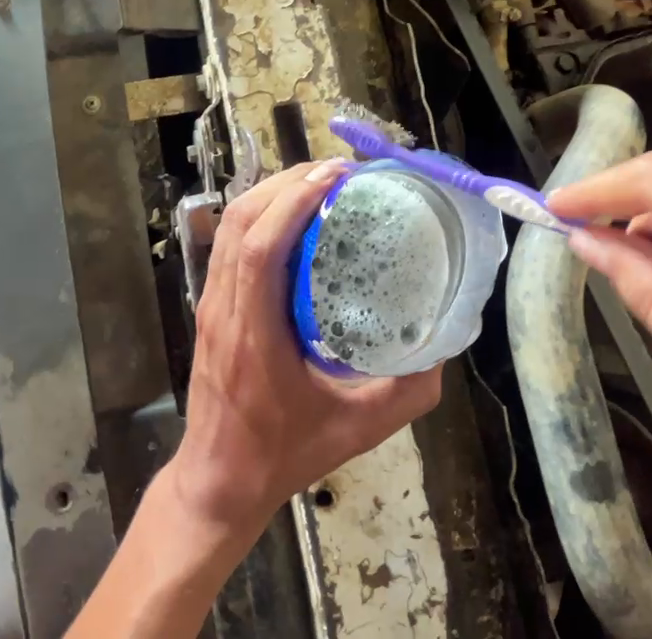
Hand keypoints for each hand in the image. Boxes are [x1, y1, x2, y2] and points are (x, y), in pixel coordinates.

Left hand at [167, 160, 443, 533]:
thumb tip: (441, 346)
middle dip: (283, 183)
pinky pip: (228, 246)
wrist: (220, 480)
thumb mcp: (358, 429)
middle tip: (336, 172)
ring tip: (318, 184)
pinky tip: (295, 219)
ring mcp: (210, 305)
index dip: (292, 202)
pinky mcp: (210, 308)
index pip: (259, 248)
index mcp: (253, 333)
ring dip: (269, 194)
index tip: (334, 176)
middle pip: (238, 221)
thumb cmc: (284, 454)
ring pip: (227, 228)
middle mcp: (224, 308)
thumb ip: (406, 390)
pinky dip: (258, 218)